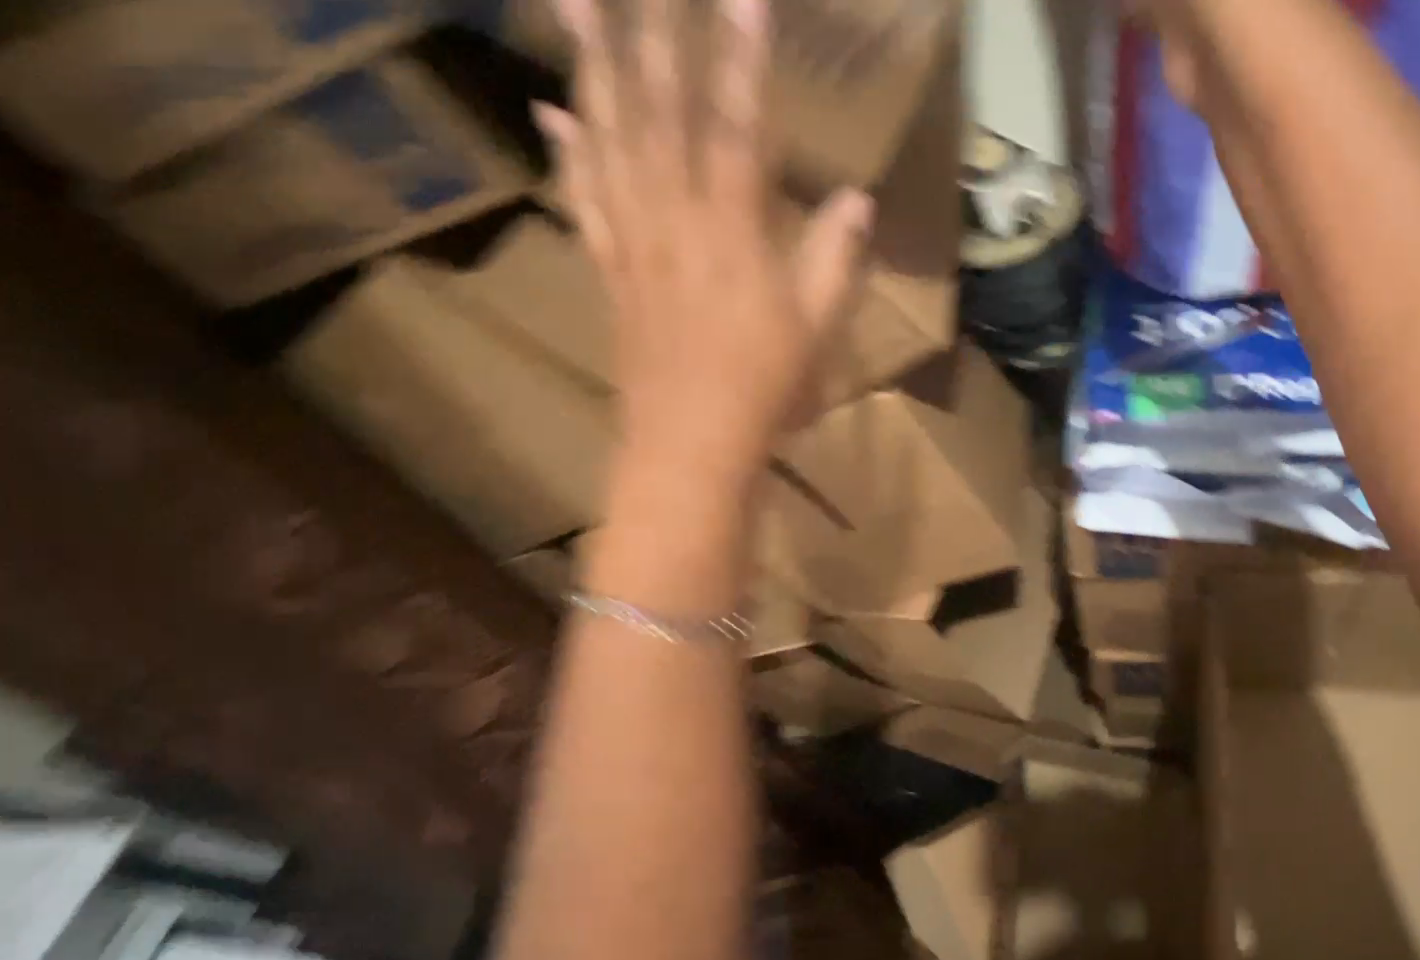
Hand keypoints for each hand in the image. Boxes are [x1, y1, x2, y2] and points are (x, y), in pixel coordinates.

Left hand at [534, 0, 873, 482]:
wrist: (690, 446)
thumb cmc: (764, 389)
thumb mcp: (817, 327)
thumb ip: (834, 258)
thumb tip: (858, 198)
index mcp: (732, 234)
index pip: (738, 130)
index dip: (741, 61)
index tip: (742, 0)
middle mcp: (674, 222)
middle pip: (656, 117)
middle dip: (647, 39)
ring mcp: (633, 244)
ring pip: (607, 145)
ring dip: (591, 72)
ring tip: (577, 8)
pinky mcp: (609, 270)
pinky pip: (584, 201)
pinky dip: (568, 155)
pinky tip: (552, 113)